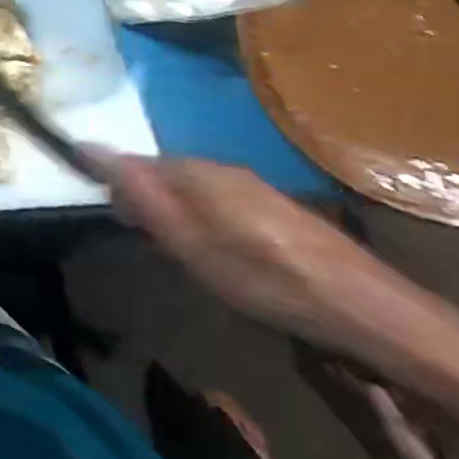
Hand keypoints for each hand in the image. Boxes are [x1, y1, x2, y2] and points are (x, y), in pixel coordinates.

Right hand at [92, 153, 405, 353]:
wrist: (369, 310)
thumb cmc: (265, 280)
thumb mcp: (189, 245)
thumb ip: (140, 197)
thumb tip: (89, 148)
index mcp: (196, 172)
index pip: (133, 162)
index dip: (116, 187)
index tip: (118, 219)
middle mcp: (222, 168)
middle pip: (162, 173)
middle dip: (145, 199)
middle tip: (150, 240)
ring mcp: (253, 185)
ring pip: (190, 187)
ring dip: (175, 210)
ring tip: (180, 249)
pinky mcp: (275, 205)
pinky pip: (217, 198)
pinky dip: (203, 217)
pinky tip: (218, 249)